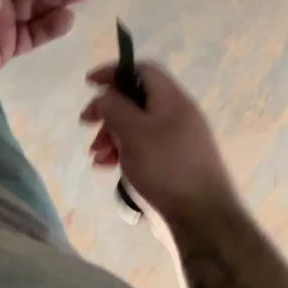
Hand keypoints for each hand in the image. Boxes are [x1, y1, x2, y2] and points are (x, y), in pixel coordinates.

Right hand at [81, 60, 236, 221]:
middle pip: (136, 100)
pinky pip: (143, 147)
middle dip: (107, 111)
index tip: (89, 84)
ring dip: (111, 136)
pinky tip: (109, 168)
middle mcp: (177, 115)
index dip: (114, 72)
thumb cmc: (164, 167)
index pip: (142, 70)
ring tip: (96, 157)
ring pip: (136, 126)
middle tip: (86, 124)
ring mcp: (177, 140)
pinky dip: (123, 152)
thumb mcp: (132, 130)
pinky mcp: (173, 163)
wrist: (201, 217)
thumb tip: (104, 95)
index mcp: (172, 99)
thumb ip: (113, 106)